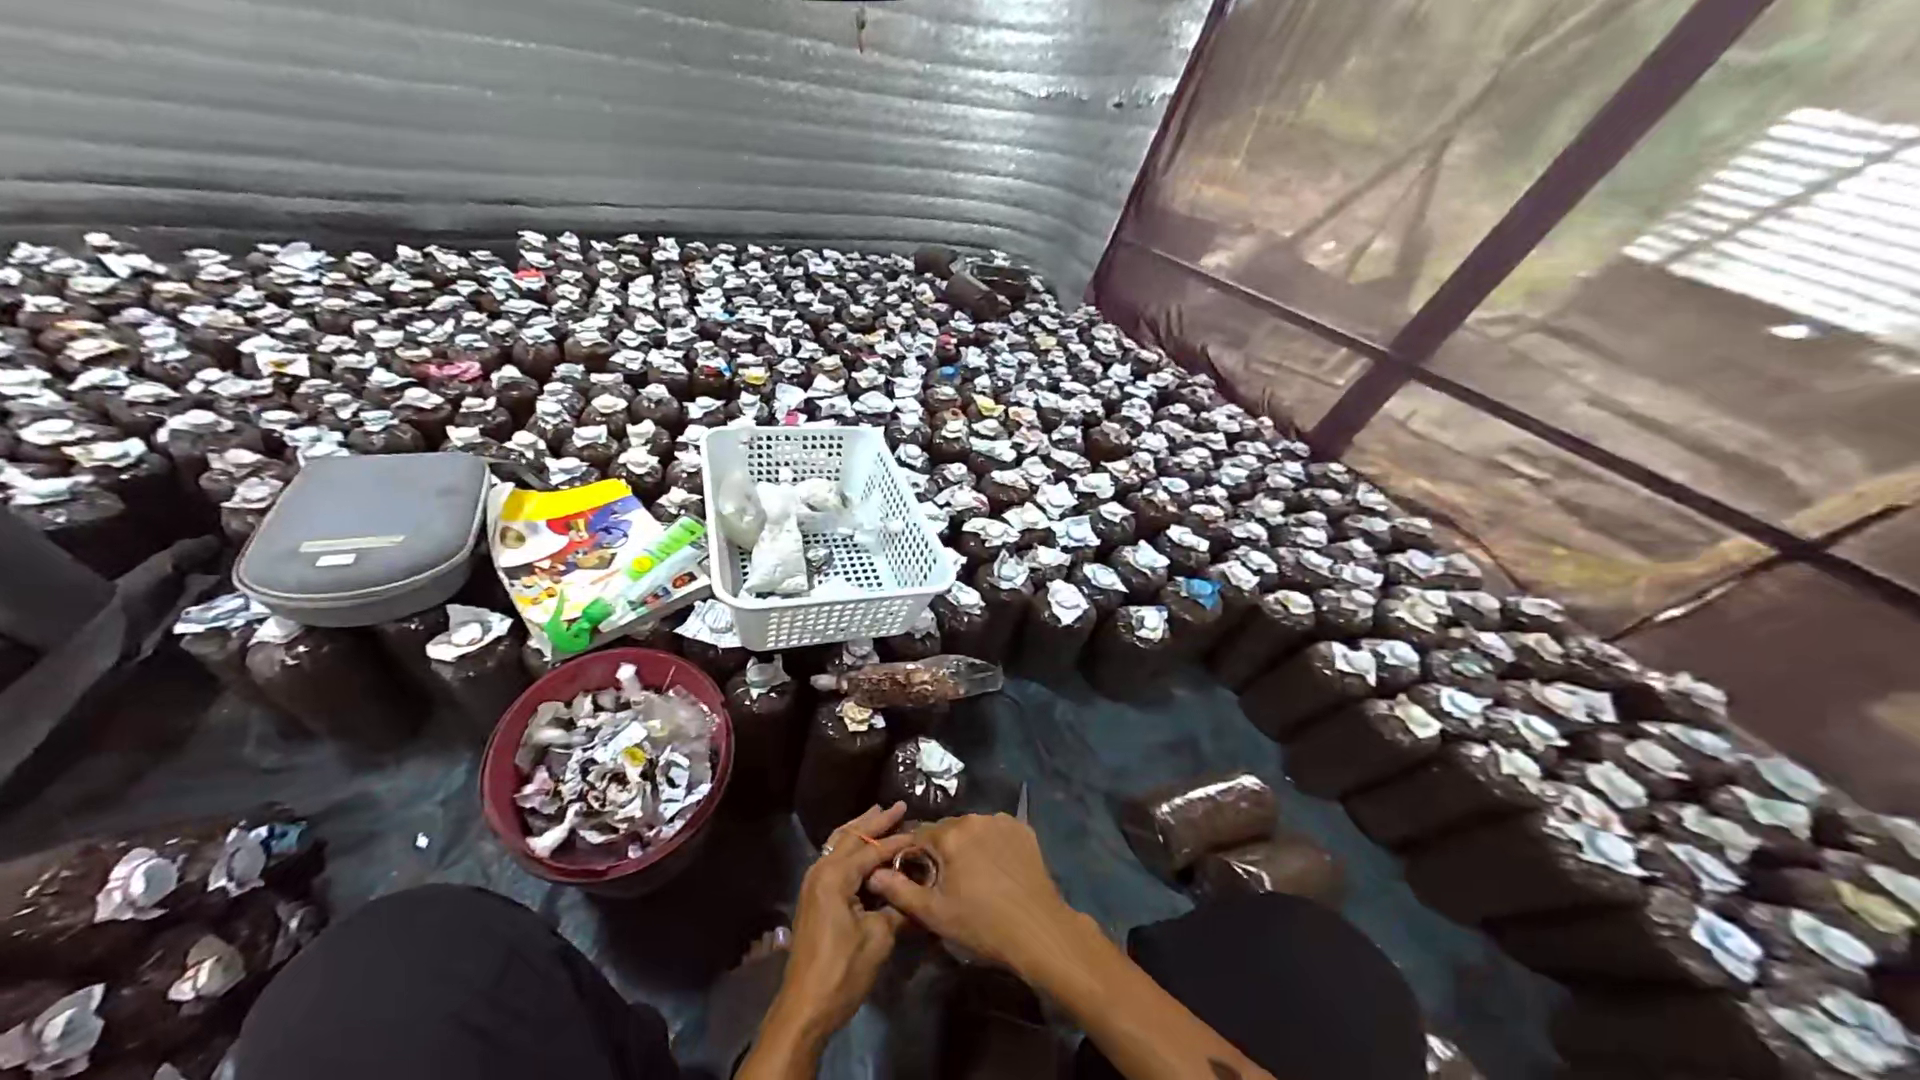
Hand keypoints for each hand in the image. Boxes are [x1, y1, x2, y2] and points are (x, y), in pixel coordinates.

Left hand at [773, 803, 917, 1037]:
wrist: (805, 1007)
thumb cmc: (843, 971)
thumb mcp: (879, 938)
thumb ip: (898, 906)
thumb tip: (917, 891)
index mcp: (835, 877)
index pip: (872, 850)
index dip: (897, 840)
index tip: (920, 829)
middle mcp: (820, 872)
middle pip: (849, 836)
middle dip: (874, 821)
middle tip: (898, 806)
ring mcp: (813, 885)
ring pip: (838, 845)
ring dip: (860, 830)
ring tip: (880, 815)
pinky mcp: (814, 899)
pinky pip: (834, 860)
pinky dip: (851, 849)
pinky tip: (864, 850)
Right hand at [866, 813, 1082, 975]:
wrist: (1038, 930)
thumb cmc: (981, 924)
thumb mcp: (934, 914)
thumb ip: (899, 890)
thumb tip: (873, 873)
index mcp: (950, 834)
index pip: (919, 834)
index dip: (914, 856)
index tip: (919, 878)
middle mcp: (975, 818)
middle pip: (947, 829)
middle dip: (942, 849)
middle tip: (948, 882)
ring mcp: (1003, 821)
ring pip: (973, 829)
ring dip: (968, 845)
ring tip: (975, 877)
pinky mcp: (1024, 830)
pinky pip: (997, 831)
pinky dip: (992, 844)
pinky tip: (998, 869)